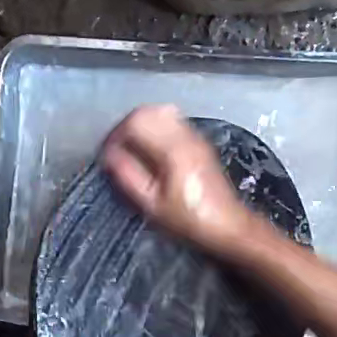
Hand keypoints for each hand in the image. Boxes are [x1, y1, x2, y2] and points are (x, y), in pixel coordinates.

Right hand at [102, 104, 256, 253]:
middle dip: (125, 126)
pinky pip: (171, 120)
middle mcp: (185, 135)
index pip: (135, 122)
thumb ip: (128, 176)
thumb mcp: (153, 205)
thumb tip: (109, 155)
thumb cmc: (189, 220)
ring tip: (130, 147)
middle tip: (115, 148)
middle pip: (147, 111)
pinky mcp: (199, 141)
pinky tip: (149, 149)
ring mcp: (195, 136)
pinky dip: (154, 126)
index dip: (115, 134)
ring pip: (160, 111)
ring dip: (140, 124)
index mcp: (173, 150)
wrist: (229, 225)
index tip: (107, 153)